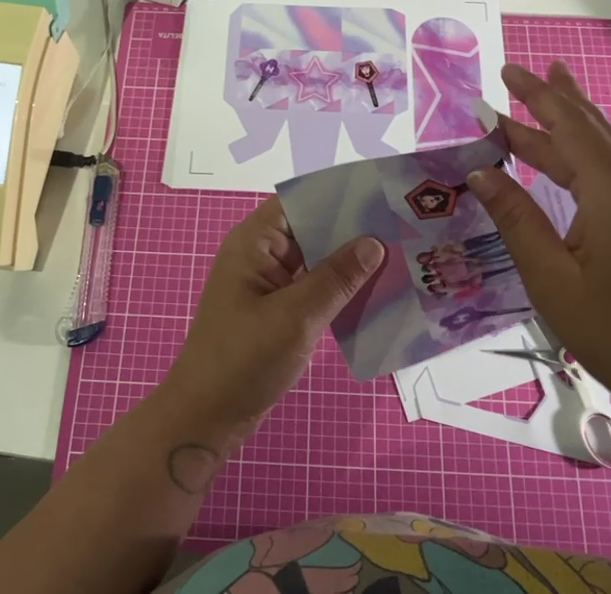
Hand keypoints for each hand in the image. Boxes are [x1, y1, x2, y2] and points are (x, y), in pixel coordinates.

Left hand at [160, 197, 384, 438]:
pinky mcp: (278, 311)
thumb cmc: (243, 360)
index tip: (382, 194)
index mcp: (254, 243)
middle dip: (353, 229)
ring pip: (317, 260)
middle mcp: (261, 255)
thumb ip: (336, 278)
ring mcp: (269, 285)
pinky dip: (341, 289)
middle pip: (312, 229)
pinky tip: (378, 293)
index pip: (300, 201)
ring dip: (351, 262)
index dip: (338, 195)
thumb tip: (374, 242)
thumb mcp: (296, 316)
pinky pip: (315, 288)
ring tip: (401, 255)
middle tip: (404, 226)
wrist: (206, 417)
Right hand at [466, 62, 610, 429]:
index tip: (504, 74)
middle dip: (551, 102)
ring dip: (582, 120)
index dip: (534, 100)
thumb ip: (519, 221)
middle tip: (516, 77)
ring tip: (560, 83)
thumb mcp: (554, 283)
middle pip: (591, 131)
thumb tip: (481, 172)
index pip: (567, 129)